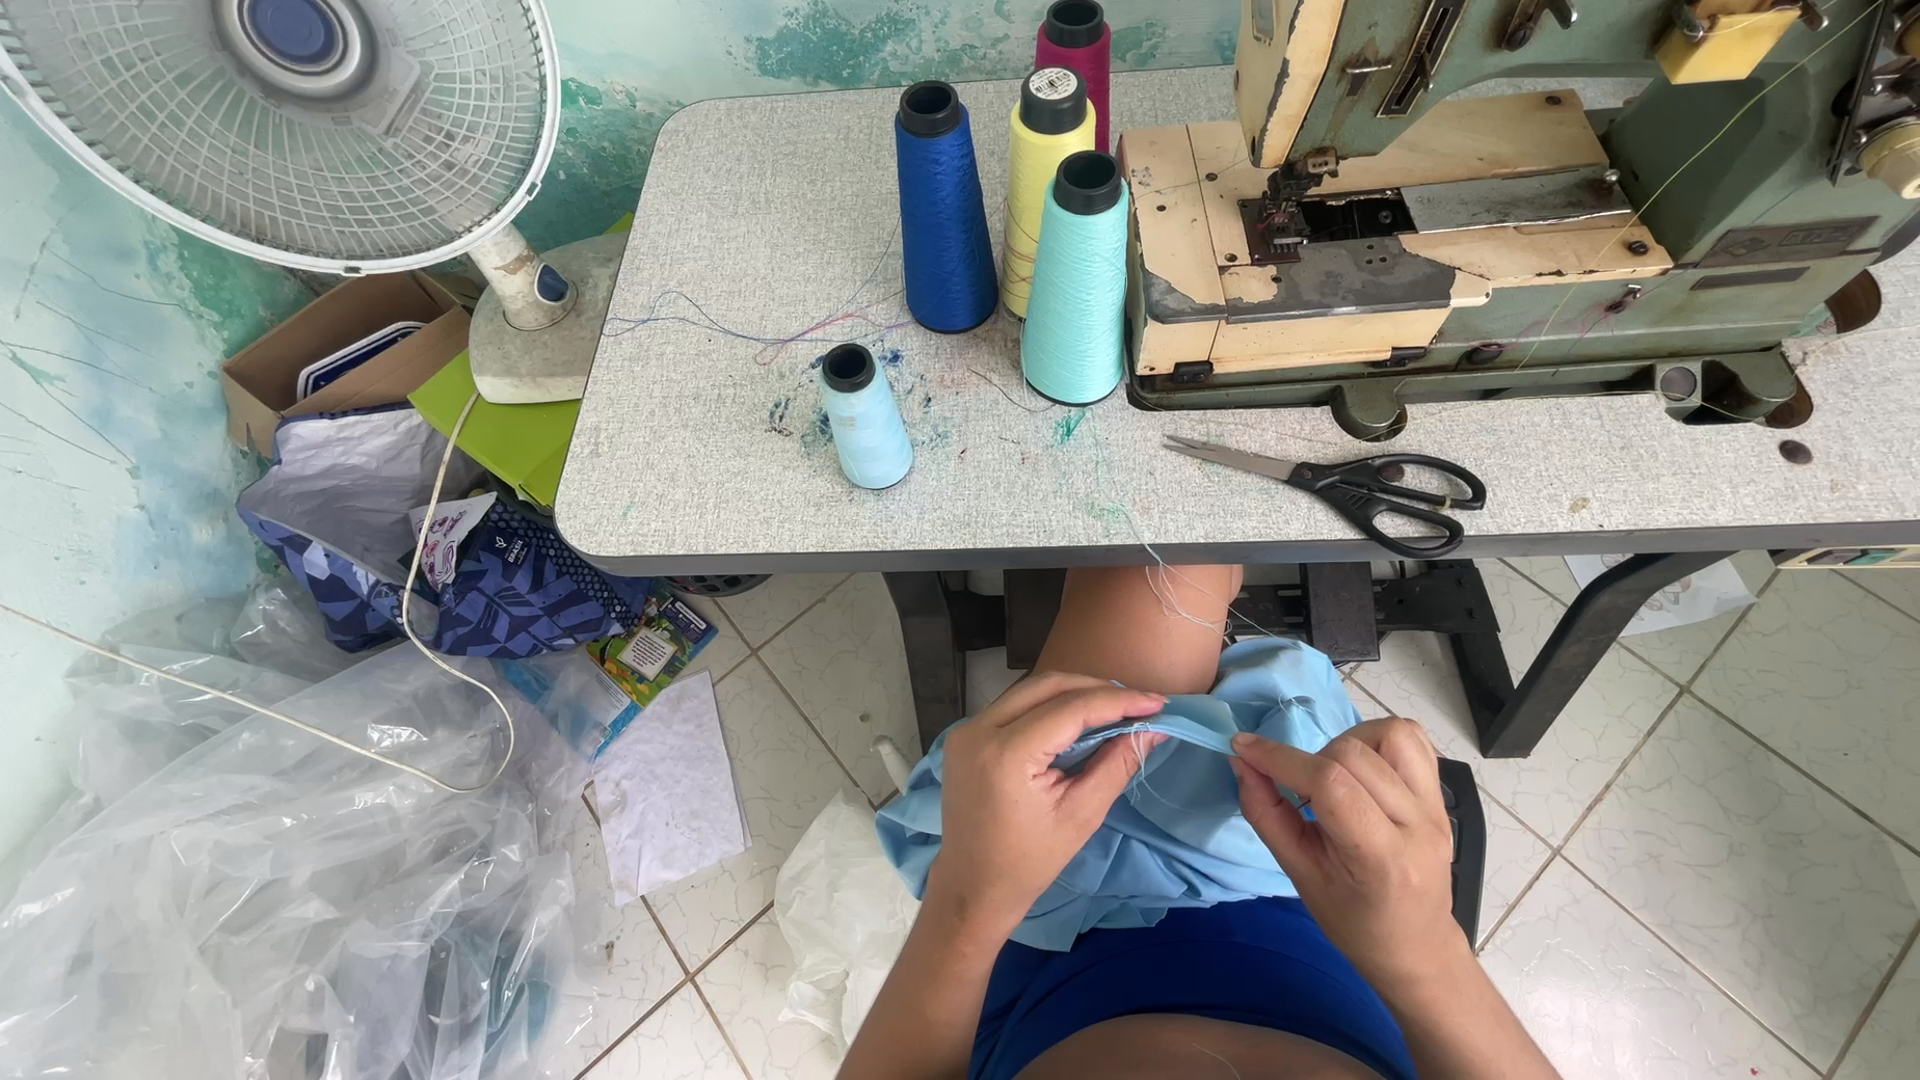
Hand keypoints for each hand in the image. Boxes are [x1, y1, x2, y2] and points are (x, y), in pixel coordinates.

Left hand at [926, 672, 1166, 940]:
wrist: (972, 886)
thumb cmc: (1029, 862)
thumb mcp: (1081, 815)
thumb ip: (1117, 764)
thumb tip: (1153, 728)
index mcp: (1006, 754)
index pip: (1070, 708)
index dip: (1117, 701)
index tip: (1157, 702)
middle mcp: (979, 730)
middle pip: (1047, 685)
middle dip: (1096, 688)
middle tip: (1137, 702)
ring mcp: (967, 729)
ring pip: (1029, 689)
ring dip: (1072, 692)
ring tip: (1114, 706)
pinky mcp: (966, 734)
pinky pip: (1014, 704)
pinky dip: (1048, 704)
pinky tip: (1077, 717)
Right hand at [1229, 717, 1467, 986]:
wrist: (1416, 946)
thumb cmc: (1352, 919)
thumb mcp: (1298, 873)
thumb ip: (1265, 813)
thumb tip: (1241, 760)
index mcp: (1382, 857)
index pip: (1330, 783)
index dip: (1279, 757)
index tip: (1243, 747)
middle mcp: (1418, 825)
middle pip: (1354, 754)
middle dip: (1308, 759)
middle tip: (1298, 789)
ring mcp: (1437, 808)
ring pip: (1389, 735)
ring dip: (1346, 744)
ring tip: (1333, 776)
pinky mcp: (1442, 796)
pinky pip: (1413, 739)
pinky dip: (1378, 739)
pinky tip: (1361, 768)